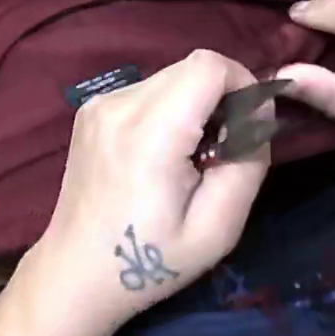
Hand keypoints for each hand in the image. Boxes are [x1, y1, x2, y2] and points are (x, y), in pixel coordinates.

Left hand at [8, 50, 271, 335]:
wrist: (77, 270)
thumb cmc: (152, 259)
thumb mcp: (219, 227)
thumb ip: (249, 160)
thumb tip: (257, 112)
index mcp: (149, 131)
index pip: (209, 65)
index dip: (243, 84)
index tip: (250, 126)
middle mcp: (119, 104)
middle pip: (191, 66)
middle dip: (222, 96)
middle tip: (223, 147)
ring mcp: (99, 102)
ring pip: (170, 75)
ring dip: (194, 102)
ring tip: (191, 154)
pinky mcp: (90, 108)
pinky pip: (147, 89)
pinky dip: (168, 108)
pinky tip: (162, 151)